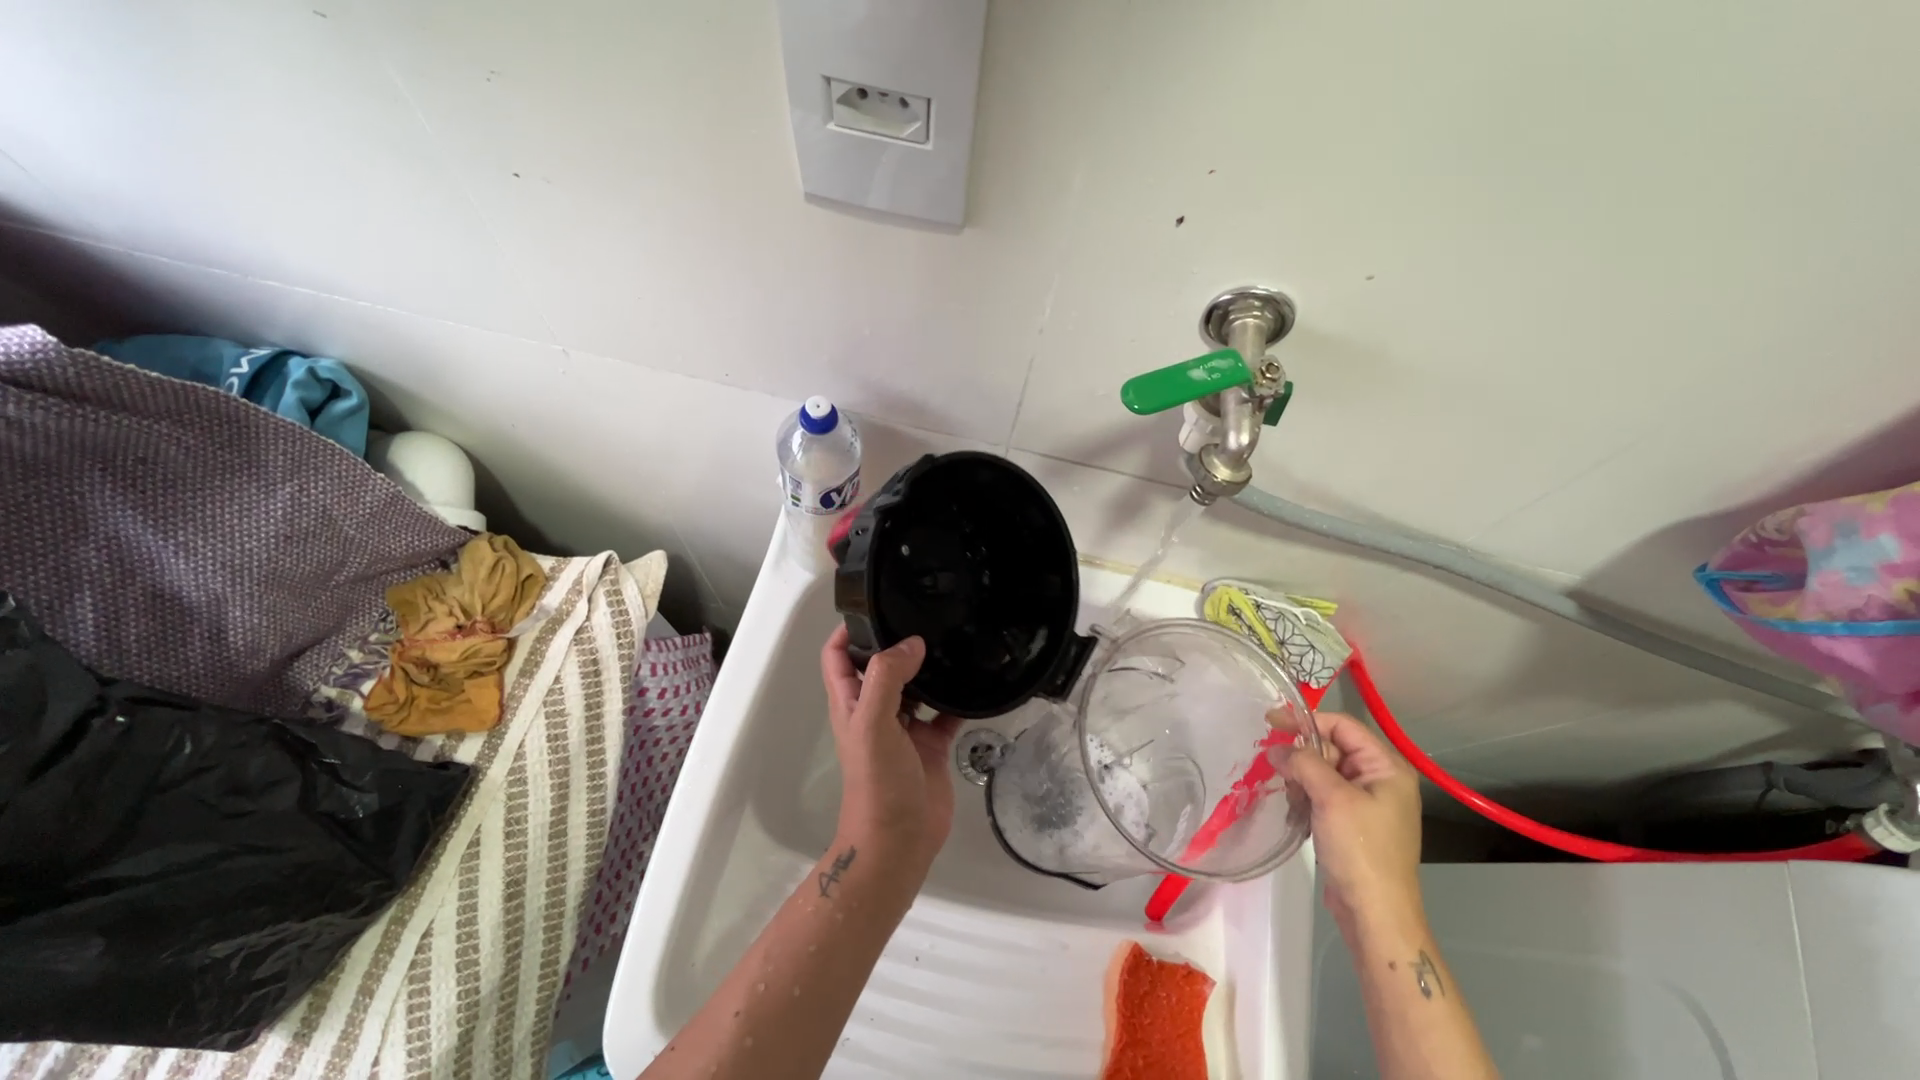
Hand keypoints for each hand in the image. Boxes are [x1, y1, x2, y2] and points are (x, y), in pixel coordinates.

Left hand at [820, 625, 962, 874]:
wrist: (900, 839)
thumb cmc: (877, 780)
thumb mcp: (873, 723)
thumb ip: (888, 678)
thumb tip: (913, 643)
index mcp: (851, 702)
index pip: (839, 655)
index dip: (849, 630)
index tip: (878, 606)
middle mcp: (875, 710)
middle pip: (881, 666)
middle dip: (897, 642)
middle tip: (927, 614)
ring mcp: (904, 728)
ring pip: (916, 687)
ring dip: (930, 667)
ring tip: (955, 637)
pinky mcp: (931, 745)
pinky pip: (946, 713)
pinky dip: (958, 699)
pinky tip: (976, 681)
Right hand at [1282, 710, 1423, 930]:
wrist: (1375, 912)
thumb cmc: (1360, 850)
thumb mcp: (1331, 798)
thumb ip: (1303, 763)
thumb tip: (1277, 749)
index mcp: (1387, 767)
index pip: (1343, 726)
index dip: (1307, 720)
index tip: (1270, 722)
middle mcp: (1381, 780)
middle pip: (1332, 749)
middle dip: (1303, 756)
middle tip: (1275, 768)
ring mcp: (1367, 804)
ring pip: (1324, 773)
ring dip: (1302, 781)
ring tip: (1290, 799)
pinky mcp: (1353, 824)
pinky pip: (1324, 797)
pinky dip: (1306, 799)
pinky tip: (1295, 814)